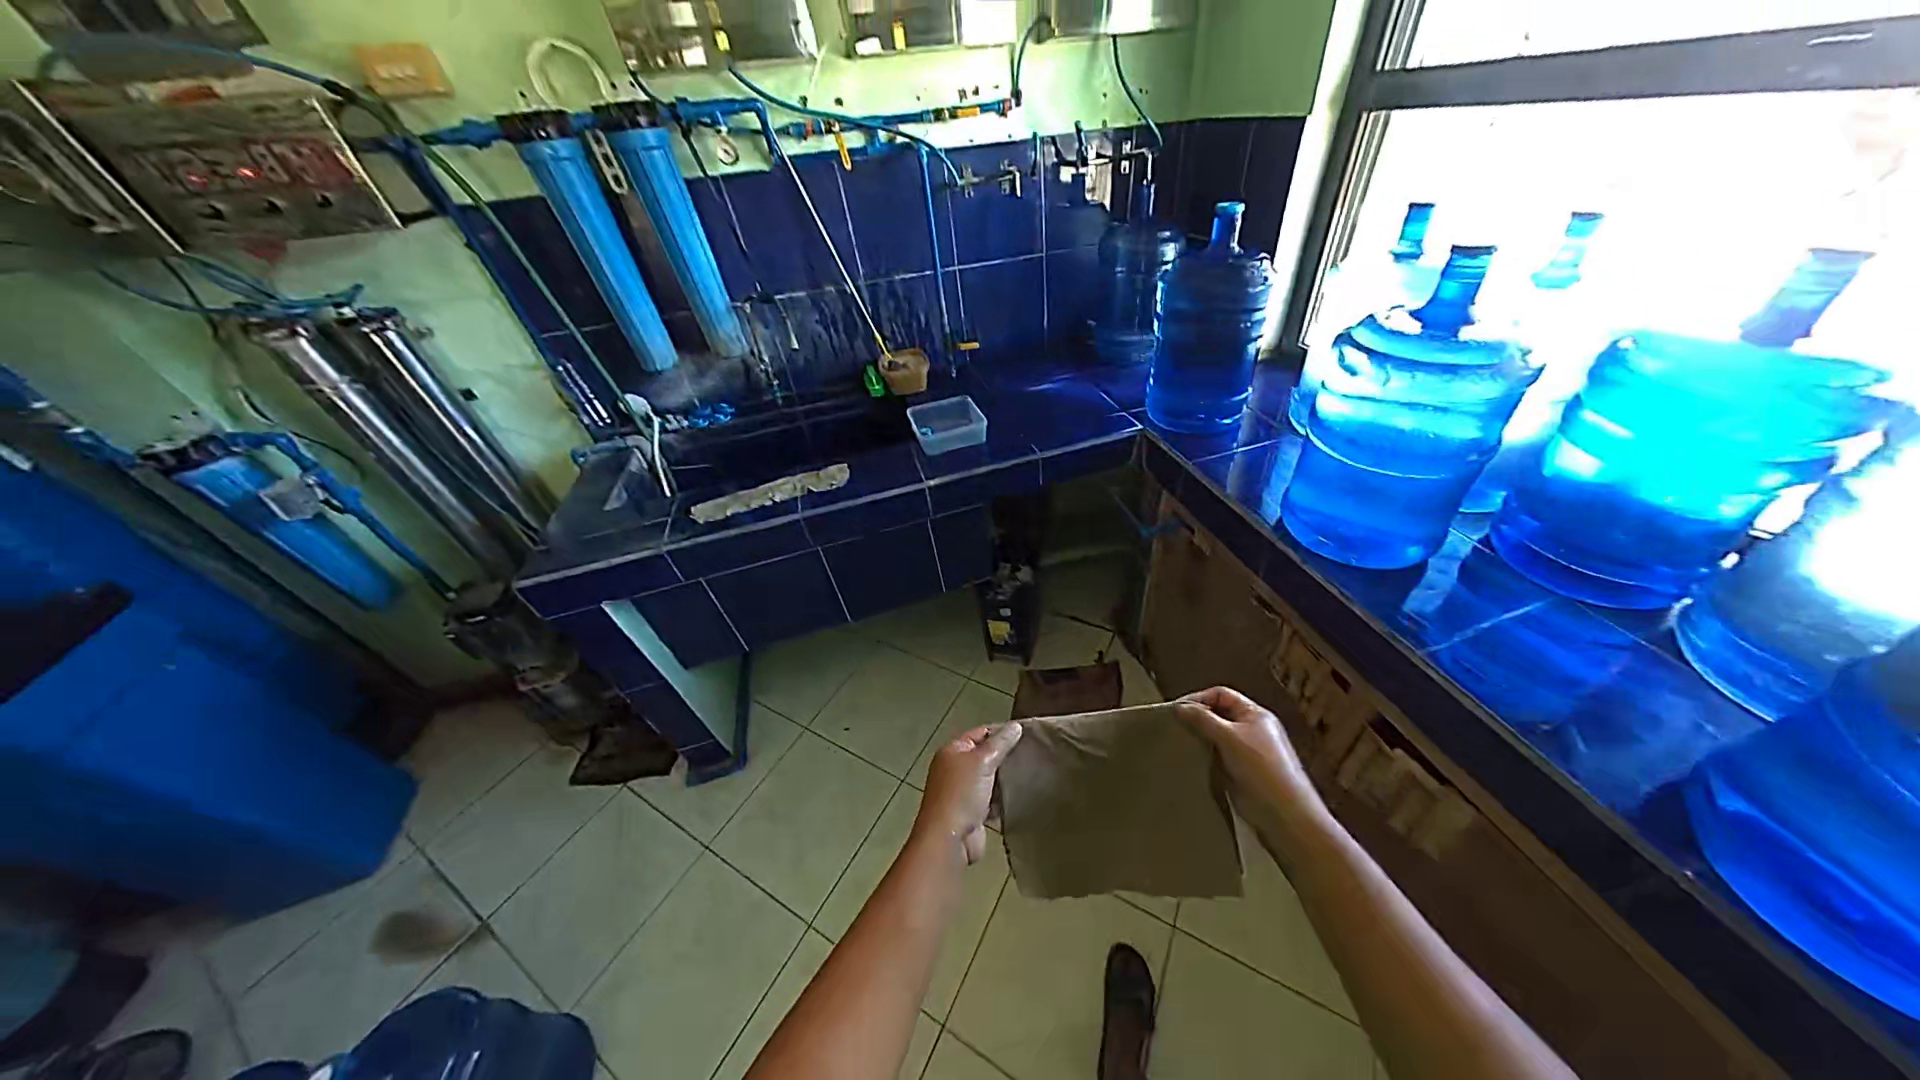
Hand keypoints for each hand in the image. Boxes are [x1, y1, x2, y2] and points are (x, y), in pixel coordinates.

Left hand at [915, 723, 1022, 864]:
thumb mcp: (982, 761)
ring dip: (1006, 778)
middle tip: (1033, 754)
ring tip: (1032, 773)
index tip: (1027, 734)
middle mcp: (955, 768)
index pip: (980, 733)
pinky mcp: (973, 812)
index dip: (1002, 732)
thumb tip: (1016, 726)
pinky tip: (1022, 795)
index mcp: (953, 751)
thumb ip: (1000, 743)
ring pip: (990, 778)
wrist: (949, 839)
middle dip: (1006, 756)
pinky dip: (1003, 798)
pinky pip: (992, 799)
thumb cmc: (961, 794)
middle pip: (985, 755)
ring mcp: (963, 791)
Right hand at [1176, 687, 1325, 835]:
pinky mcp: (1239, 771)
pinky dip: (1204, 755)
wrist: (1283, 812)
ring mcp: (1245, 751)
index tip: (1176, 710)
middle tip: (1173, 726)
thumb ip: (1202, 719)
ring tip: (1178, 742)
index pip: (1221, 694)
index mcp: (1254, 714)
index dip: (1199, 699)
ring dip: (1199, 738)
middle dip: (1196, 719)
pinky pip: (1216, 756)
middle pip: (1217, 714)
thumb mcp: (1229, 737)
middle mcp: (1251, 729)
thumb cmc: (1260, 768)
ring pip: (1215, 736)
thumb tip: (1179, 707)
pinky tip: (1189, 759)